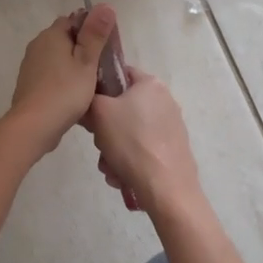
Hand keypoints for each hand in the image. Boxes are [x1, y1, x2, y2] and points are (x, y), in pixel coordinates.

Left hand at [8, 4, 116, 152]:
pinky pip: (49, 72)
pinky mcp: (29, 80)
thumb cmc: (65, 91)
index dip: (89, 29)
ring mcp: (30, 63)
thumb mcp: (86, 62)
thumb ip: (95, 35)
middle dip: (81, 47)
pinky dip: (61, 77)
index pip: (71, 20)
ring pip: (56, 56)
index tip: (105, 46)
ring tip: (91, 81)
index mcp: (51, 35)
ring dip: (71, 64)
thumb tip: (105, 5)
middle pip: (63, 38)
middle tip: (102, 66)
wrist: (35, 123)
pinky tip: (73, 93)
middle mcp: (37, 44)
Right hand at [85, 65, 202, 215]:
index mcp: (151, 84)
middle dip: (106, 127)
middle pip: (123, 106)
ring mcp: (172, 128)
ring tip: (108, 166)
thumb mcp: (97, 111)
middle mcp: (166, 102)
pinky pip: (143, 149)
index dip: (100, 87)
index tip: (89, 105)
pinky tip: (121, 175)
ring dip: (114, 147)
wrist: (167, 189)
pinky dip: (130, 159)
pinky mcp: (174, 151)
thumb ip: (88, 97)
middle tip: (98, 141)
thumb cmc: (131, 141)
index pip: (119, 73)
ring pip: (130, 131)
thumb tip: (88, 102)